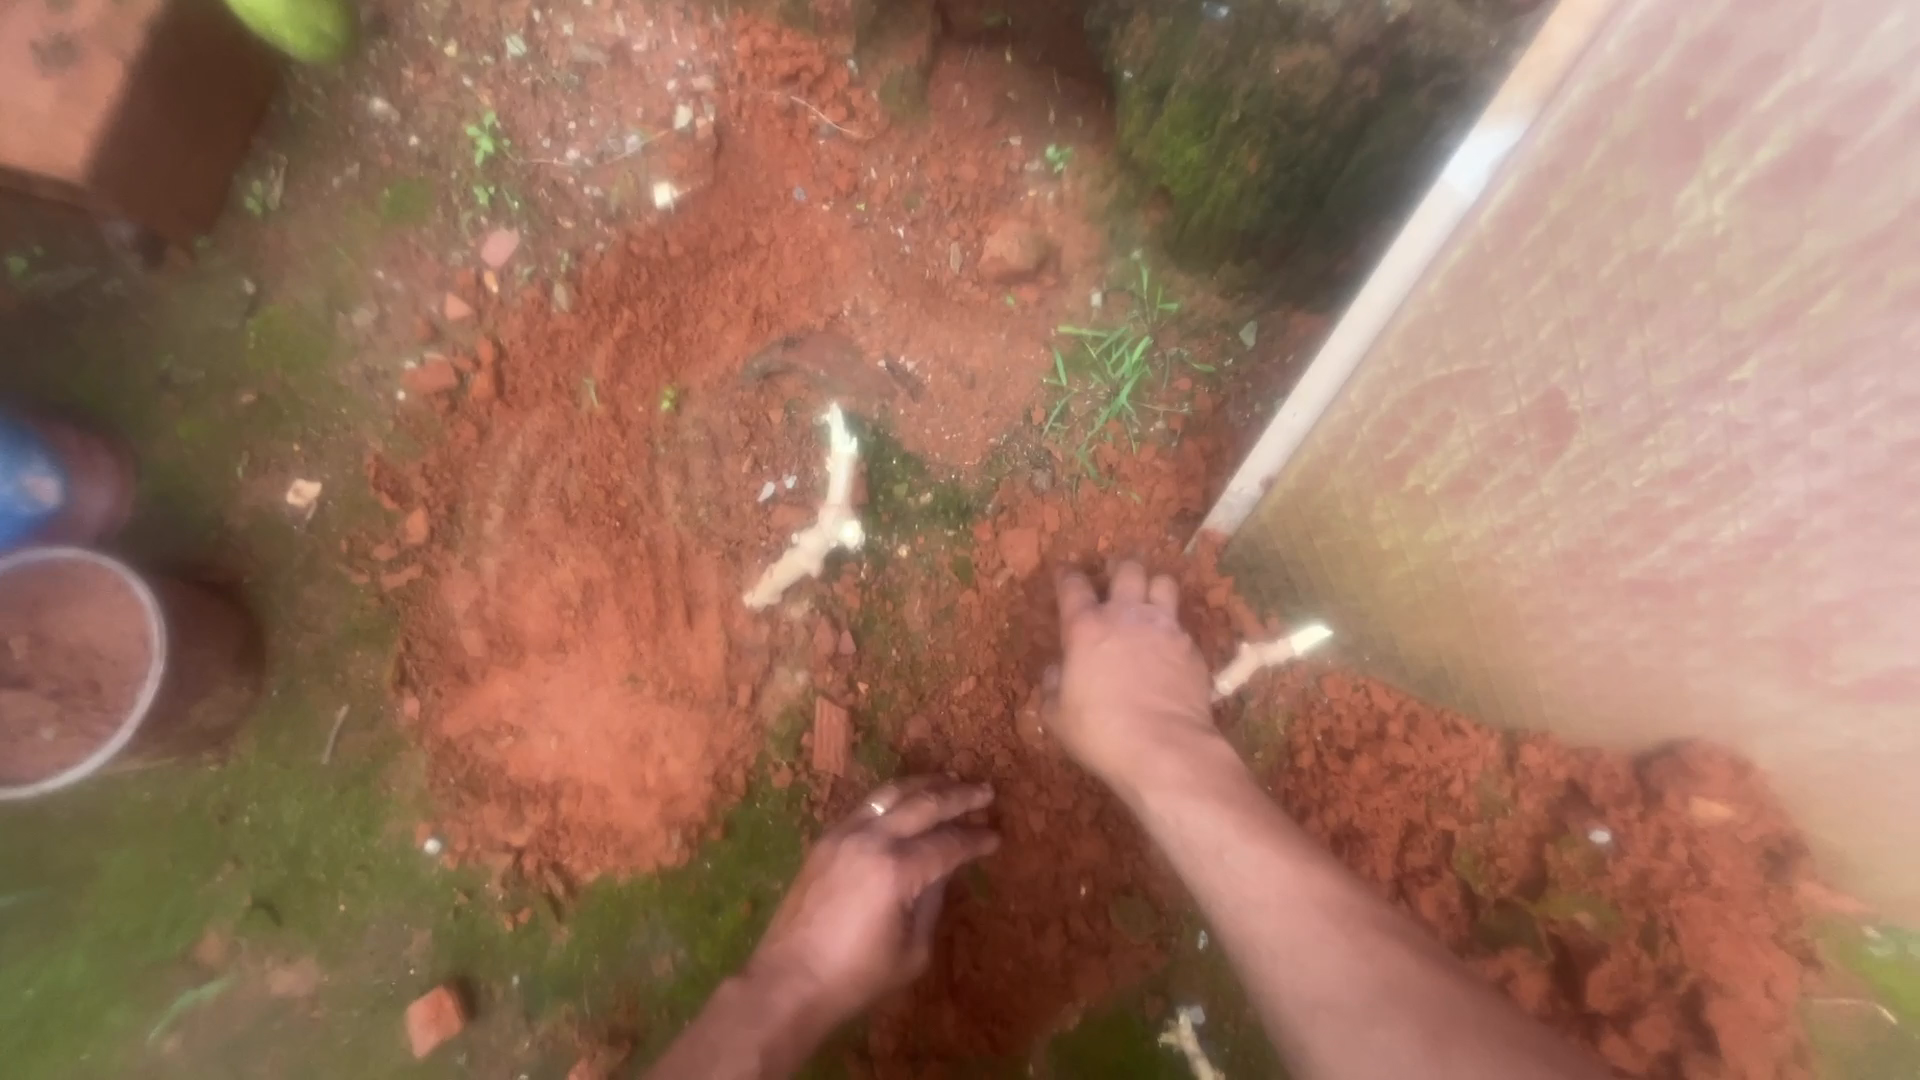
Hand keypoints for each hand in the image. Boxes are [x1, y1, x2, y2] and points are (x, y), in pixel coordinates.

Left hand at [744, 776, 999, 1026]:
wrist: (790, 981)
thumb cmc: (856, 976)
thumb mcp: (912, 950)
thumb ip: (932, 900)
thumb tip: (944, 867)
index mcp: (897, 871)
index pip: (948, 844)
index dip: (976, 839)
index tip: (996, 835)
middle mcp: (872, 839)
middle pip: (925, 803)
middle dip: (960, 795)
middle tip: (985, 791)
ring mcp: (846, 833)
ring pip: (893, 792)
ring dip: (926, 784)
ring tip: (952, 779)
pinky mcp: (828, 838)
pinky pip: (868, 804)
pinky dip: (895, 797)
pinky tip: (909, 800)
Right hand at [1045, 561, 1216, 791]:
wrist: (1165, 747)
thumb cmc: (1100, 731)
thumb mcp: (1058, 715)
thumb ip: (1053, 686)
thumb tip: (1055, 671)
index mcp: (1085, 627)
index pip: (1073, 585)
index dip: (1067, 576)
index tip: (1065, 574)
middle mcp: (1126, 616)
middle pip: (1127, 570)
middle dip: (1119, 569)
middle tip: (1115, 580)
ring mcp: (1164, 628)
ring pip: (1163, 583)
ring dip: (1153, 587)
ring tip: (1149, 600)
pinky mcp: (1191, 648)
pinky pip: (1182, 624)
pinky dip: (1173, 629)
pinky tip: (1169, 647)